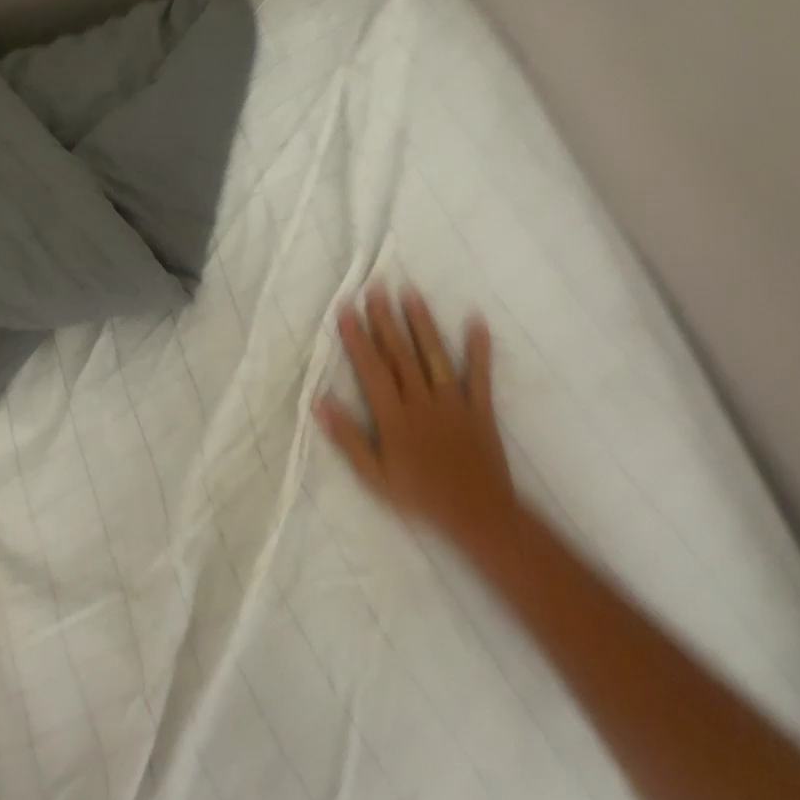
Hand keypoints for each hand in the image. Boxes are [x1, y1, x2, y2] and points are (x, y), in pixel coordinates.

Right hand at [314, 285, 521, 551]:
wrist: (476, 512)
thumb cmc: (418, 496)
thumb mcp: (372, 475)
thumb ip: (347, 437)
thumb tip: (319, 402)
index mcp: (393, 416)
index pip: (372, 368)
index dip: (358, 337)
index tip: (346, 309)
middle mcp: (421, 400)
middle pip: (401, 353)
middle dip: (386, 318)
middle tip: (376, 287)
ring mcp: (453, 401)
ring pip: (434, 355)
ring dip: (422, 323)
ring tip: (410, 293)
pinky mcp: (480, 408)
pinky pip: (480, 374)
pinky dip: (479, 347)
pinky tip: (476, 320)